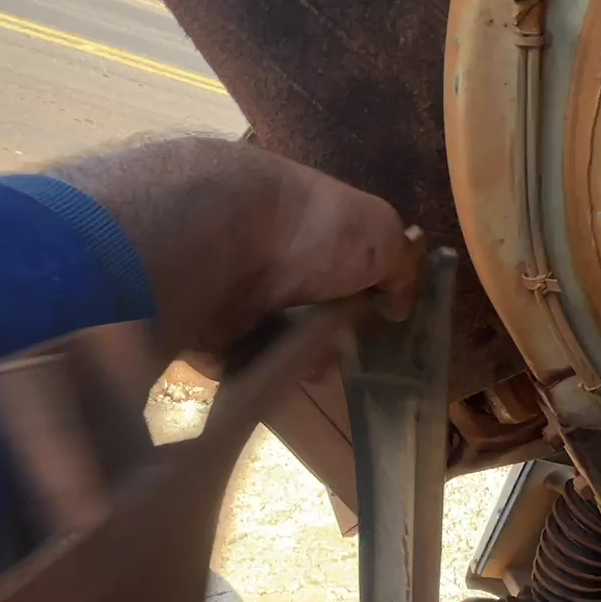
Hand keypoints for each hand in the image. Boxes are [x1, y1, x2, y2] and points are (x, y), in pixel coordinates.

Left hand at [45, 136, 415, 356]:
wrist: (221, 240)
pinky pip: (236, 361)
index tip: (377, 323)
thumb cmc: (311, 230)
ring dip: (296, 357)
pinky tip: (280, 379)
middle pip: (305, 305)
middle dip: (327, 335)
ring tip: (314, 370)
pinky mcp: (201, 328)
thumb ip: (399, 265)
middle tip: (343, 354)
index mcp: (304, 222)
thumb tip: (399, 303)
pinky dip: (257, 373)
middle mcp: (265, 251)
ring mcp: (229, 289)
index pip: (337, 261)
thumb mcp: (380, 233)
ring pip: (272, 337)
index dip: (360, 293)